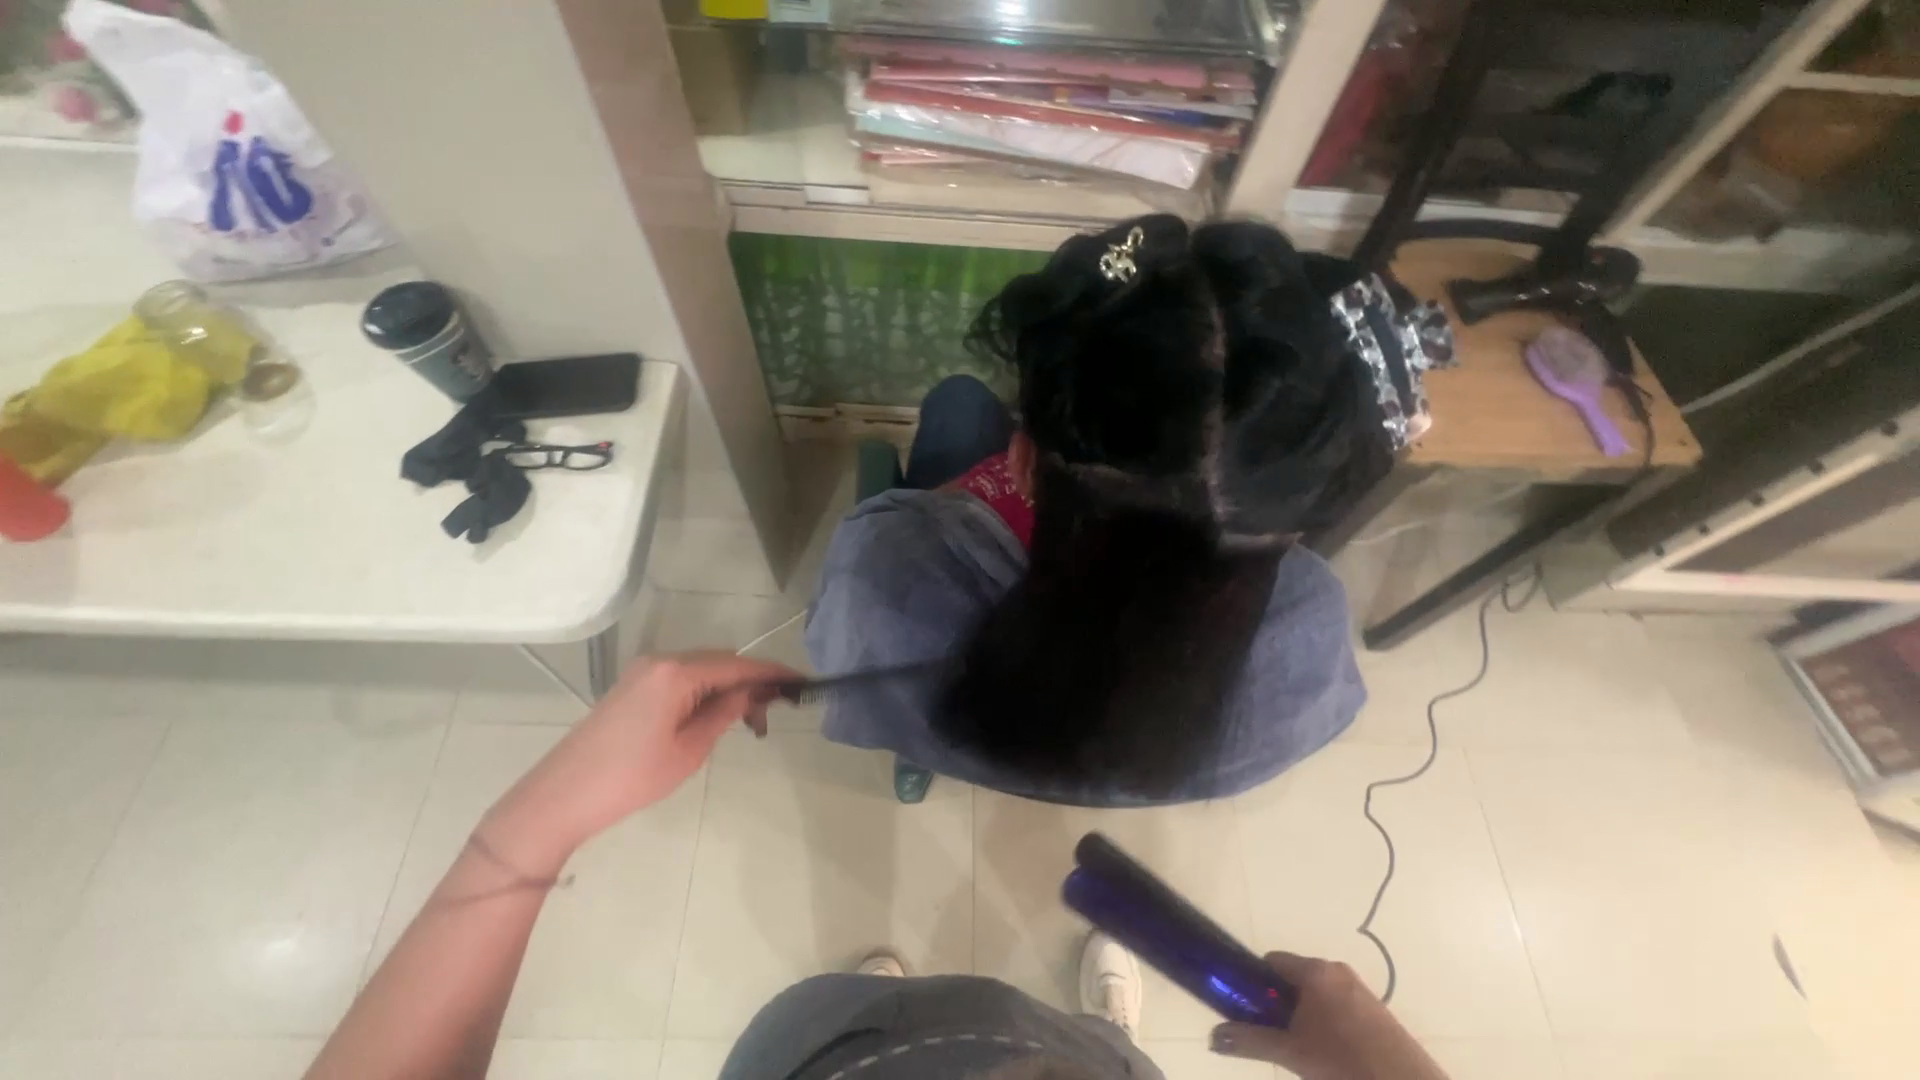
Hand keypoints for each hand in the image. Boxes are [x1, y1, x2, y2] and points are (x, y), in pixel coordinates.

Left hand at [482, 651, 798, 863]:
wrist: (562, 797)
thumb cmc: (631, 777)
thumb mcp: (690, 749)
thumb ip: (725, 714)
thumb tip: (751, 693)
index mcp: (676, 673)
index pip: (737, 665)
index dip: (771, 672)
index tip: (802, 682)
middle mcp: (660, 661)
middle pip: (720, 661)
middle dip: (750, 682)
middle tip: (770, 717)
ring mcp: (643, 672)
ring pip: (701, 669)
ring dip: (727, 688)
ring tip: (745, 723)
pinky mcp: (632, 687)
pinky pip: (681, 679)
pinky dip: (704, 692)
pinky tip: (712, 718)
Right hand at [1210, 953, 1448, 1079]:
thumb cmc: (1345, 1065)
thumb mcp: (1291, 1054)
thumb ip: (1250, 1041)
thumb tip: (1213, 1037)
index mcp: (1315, 971)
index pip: (1271, 961)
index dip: (1256, 984)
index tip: (1251, 1011)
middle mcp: (1337, 970)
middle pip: (1294, 978)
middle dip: (1280, 1004)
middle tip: (1277, 1036)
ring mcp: (1361, 990)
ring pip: (1318, 994)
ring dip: (1305, 1015)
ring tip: (1305, 1051)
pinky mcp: (1378, 1012)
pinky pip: (1339, 1006)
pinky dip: (1328, 1023)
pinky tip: (1332, 1056)